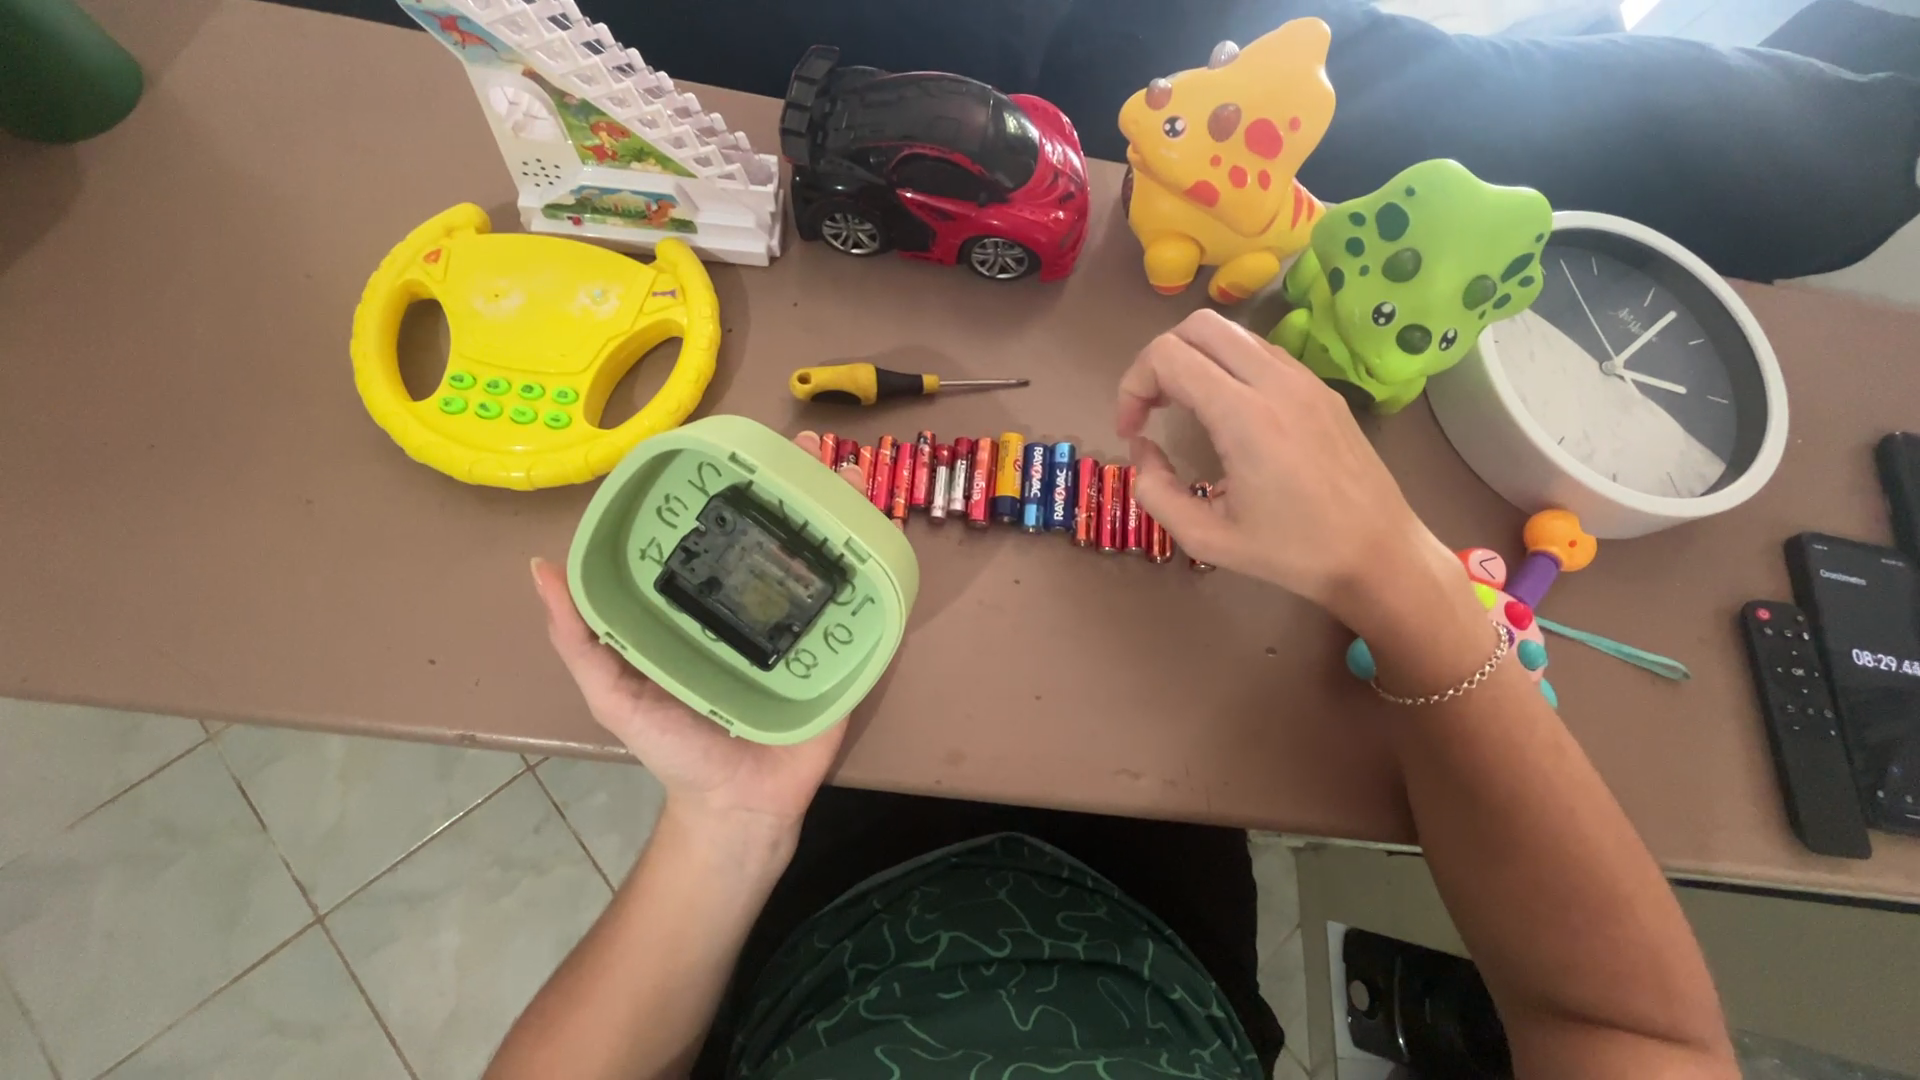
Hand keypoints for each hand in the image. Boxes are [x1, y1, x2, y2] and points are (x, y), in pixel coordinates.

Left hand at [529, 432, 865, 839]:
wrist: (737, 806)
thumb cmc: (674, 747)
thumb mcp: (613, 688)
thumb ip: (579, 634)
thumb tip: (539, 565)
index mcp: (713, 604)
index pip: (725, 534)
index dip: (735, 489)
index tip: (743, 451)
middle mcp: (763, 605)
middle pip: (784, 533)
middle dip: (799, 486)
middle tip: (806, 448)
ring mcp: (806, 627)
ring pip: (828, 557)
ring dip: (844, 510)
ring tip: (851, 470)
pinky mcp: (842, 652)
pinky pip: (862, 604)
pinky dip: (876, 564)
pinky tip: (881, 529)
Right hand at [1115, 310, 1456, 627]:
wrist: (1379, 553)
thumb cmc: (1291, 553)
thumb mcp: (1205, 538)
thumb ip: (1155, 491)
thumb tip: (1142, 449)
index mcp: (1244, 417)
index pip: (1167, 357)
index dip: (1132, 386)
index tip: (1131, 431)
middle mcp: (1275, 382)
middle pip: (1197, 325)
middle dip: (1158, 360)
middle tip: (1152, 409)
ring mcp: (1304, 379)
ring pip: (1231, 331)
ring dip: (1193, 358)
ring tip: (1182, 407)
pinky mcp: (1321, 388)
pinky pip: (1260, 351)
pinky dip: (1226, 365)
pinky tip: (1225, 410)